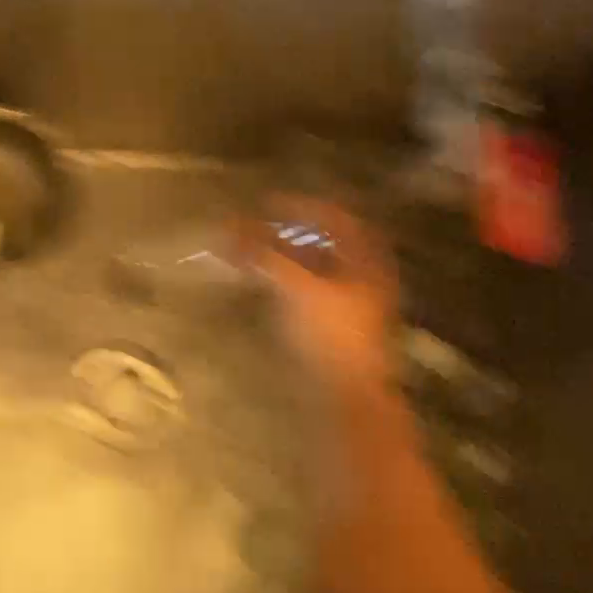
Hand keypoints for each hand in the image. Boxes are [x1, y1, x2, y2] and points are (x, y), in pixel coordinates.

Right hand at [253, 196, 397, 388]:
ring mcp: (344, 300)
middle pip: (322, 241)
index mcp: (365, 260)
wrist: (346, 390)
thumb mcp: (298, 287)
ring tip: (244, 249)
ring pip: (309, 265)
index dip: (304, 206)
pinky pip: (299, 288)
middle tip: (251, 225)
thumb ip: (264, 255)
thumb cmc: (332, 333)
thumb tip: (227, 227)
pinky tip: (254, 280)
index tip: (267, 202)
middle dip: (285, 231)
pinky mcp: (326, 322)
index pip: (338, 218)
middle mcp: (360, 275)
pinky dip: (275, 278)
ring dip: (277, 254)